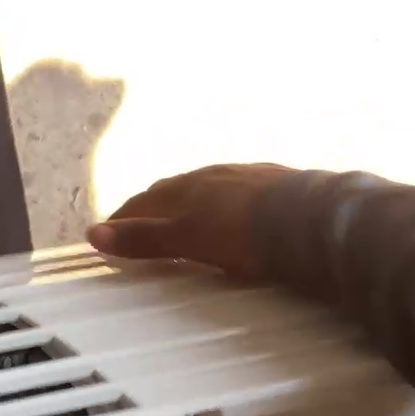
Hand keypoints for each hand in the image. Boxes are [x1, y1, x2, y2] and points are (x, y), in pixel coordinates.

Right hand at [87, 163, 299, 277]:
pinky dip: (233, 208)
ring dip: (195, 207)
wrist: (322, 222)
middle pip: (171, 193)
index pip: (140, 202)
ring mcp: (248, 176)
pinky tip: (243, 219)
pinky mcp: (284, 183)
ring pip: (209, 191)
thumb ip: (142, 238)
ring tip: (194, 226)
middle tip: (148, 232)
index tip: (109, 237)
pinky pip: (245, 196)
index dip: (122, 220)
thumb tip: (92, 234)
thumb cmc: (243, 232)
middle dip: (155, 211)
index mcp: (181, 188)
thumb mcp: (185, 240)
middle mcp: (208, 175)